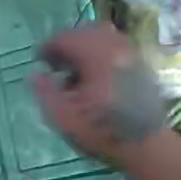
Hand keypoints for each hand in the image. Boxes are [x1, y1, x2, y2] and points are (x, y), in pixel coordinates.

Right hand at [30, 24, 173, 170]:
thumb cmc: (102, 133)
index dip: (48, 47)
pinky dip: (101, 54)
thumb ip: (45, 93)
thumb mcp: (64, 118)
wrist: (146, 147)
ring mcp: (133, 54)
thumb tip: (34, 75)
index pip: (67, 38)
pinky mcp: (142, 65)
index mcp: (97, 56)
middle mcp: (117, 47)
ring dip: (85, 48)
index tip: (38, 62)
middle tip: (55, 64)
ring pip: (104, 37)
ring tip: (75, 71)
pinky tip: (95, 78)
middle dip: (67, 44)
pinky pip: (117, 48)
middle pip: (86, 32)